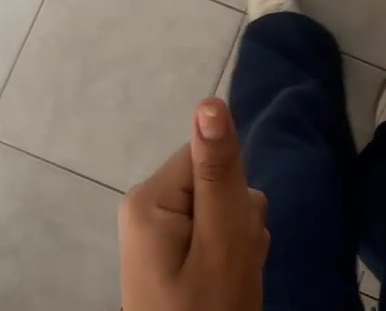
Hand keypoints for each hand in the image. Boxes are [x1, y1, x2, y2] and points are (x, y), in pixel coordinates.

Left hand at [119, 97, 268, 310]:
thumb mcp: (222, 242)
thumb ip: (219, 172)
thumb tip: (210, 101)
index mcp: (149, 198)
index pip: (211, 157)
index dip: (234, 194)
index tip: (234, 235)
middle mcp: (147, 207)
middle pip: (216, 182)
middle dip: (238, 219)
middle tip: (234, 267)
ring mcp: (158, 232)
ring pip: (222, 208)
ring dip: (238, 240)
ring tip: (230, 281)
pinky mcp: (171, 253)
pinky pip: (213, 232)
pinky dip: (229, 256)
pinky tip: (225, 285)